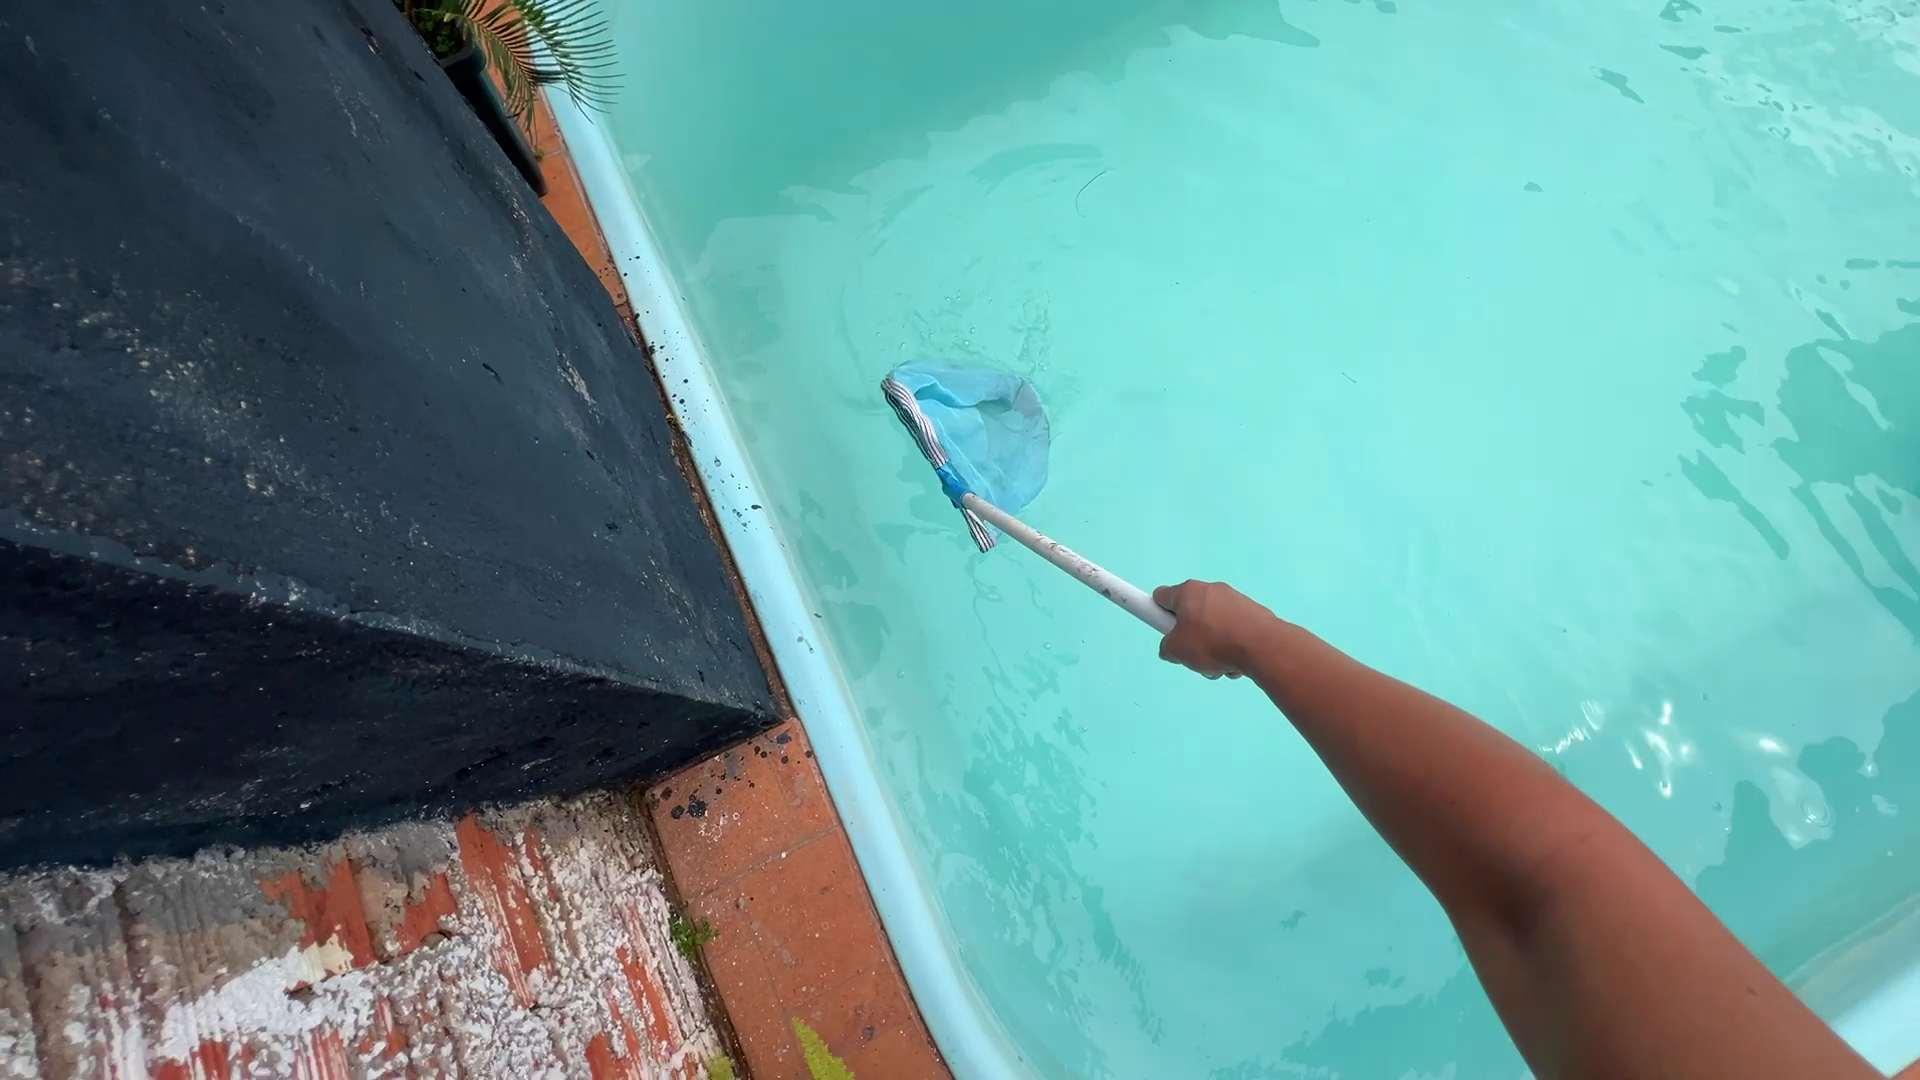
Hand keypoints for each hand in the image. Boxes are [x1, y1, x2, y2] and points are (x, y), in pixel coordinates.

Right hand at [1153, 580, 1282, 678]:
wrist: (1265, 647)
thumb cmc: (1213, 643)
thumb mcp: (1176, 650)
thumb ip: (1166, 647)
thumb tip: (1172, 647)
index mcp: (1188, 591)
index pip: (1161, 596)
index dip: (1157, 613)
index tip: (1164, 630)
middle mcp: (1211, 589)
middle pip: (1189, 613)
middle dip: (1189, 635)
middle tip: (1192, 654)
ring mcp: (1235, 599)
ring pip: (1212, 626)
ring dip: (1212, 646)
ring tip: (1219, 665)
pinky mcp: (1254, 613)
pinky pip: (1233, 630)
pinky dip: (1231, 646)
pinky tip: (1237, 663)